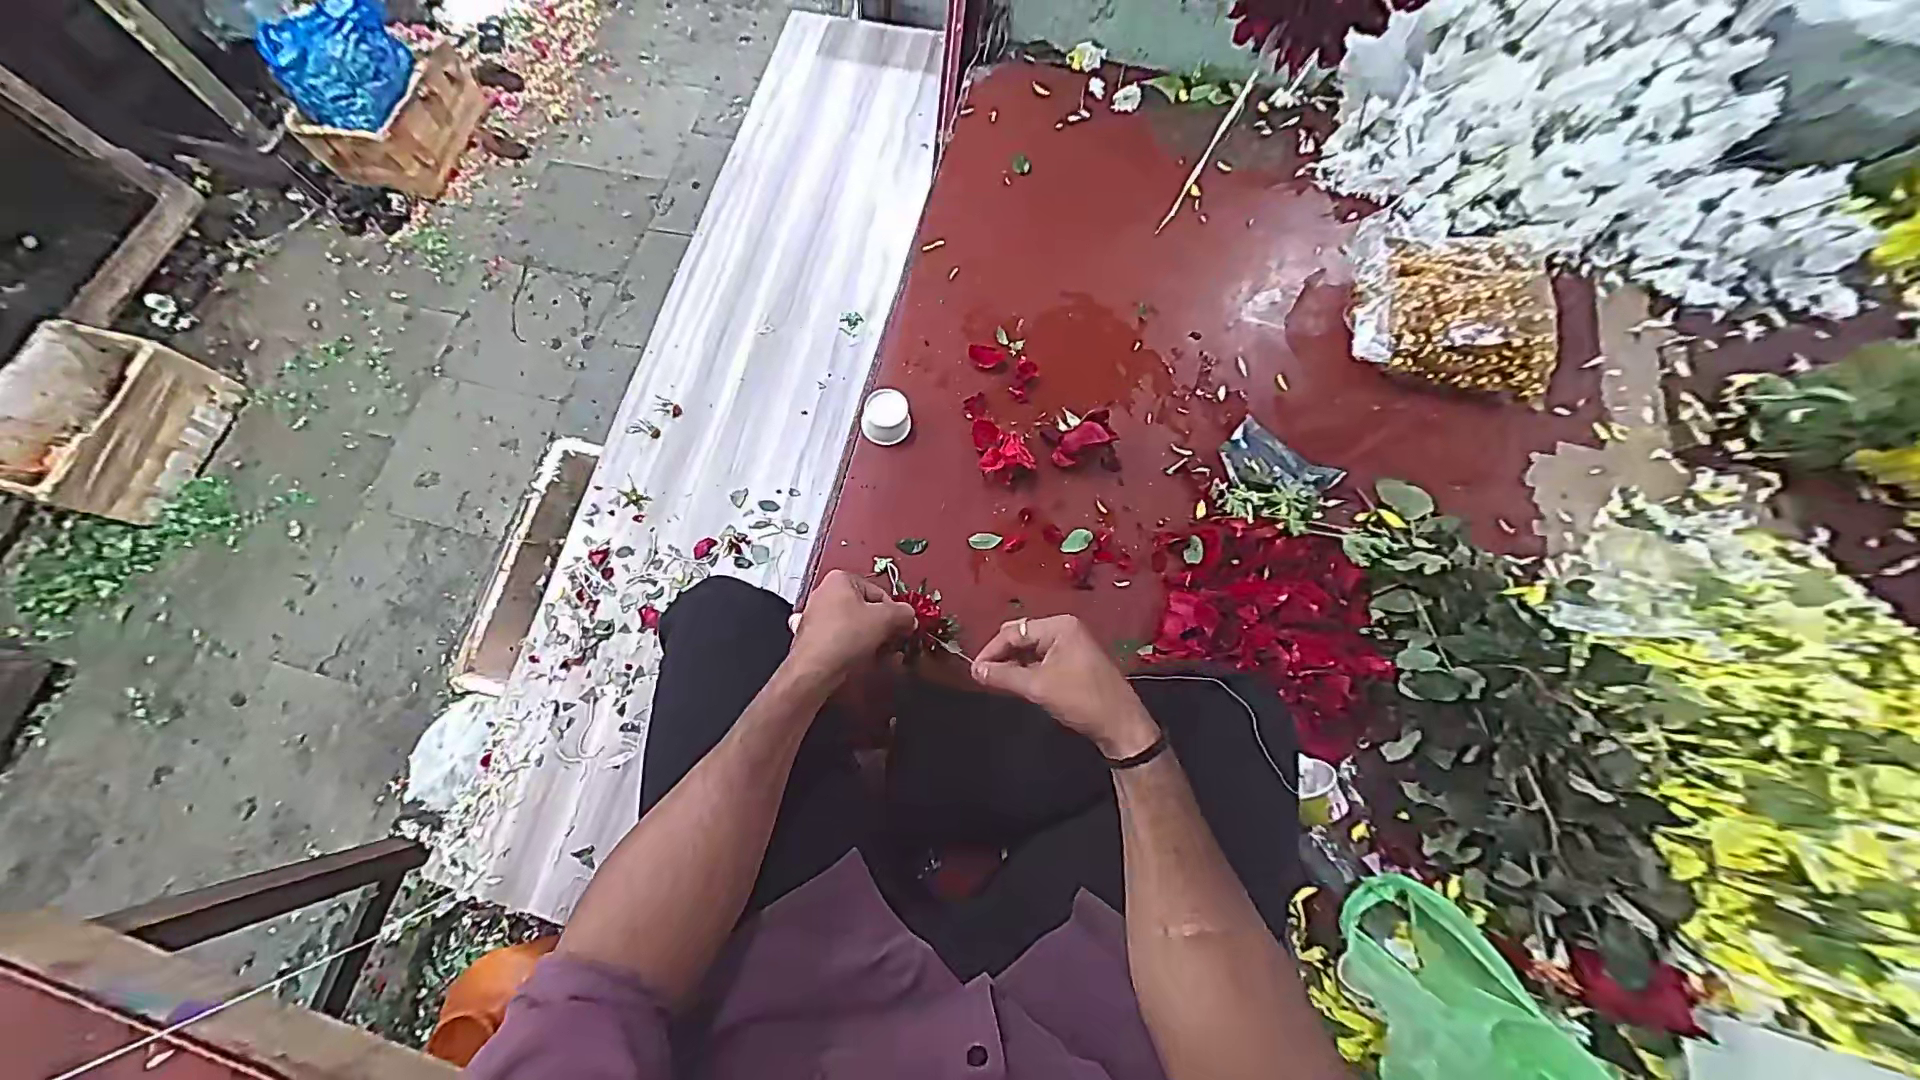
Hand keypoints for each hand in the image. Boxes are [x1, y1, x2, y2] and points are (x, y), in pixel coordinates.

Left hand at [788, 570, 917, 681]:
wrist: (814, 669)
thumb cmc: (847, 636)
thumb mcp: (885, 620)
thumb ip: (903, 613)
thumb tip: (910, 615)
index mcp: (840, 579)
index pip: (880, 593)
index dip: (894, 612)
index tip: (902, 629)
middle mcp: (825, 592)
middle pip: (867, 609)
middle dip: (883, 627)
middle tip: (893, 642)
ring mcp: (816, 615)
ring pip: (855, 625)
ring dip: (871, 639)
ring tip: (880, 654)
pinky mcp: (813, 637)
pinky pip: (841, 638)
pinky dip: (853, 646)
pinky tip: (860, 658)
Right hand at [971, 615, 1159, 758]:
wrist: (1121, 725)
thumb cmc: (1081, 700)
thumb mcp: (1038, 687)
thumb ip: (1004, 676)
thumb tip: (976, 670)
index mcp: (1059, 626)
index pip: (1014, 631)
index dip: (991, 651)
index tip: (974, 670)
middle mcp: (1065, 628)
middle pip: (1021, 637)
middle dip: (1001, 656)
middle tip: (983, 677)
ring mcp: (1070, 644)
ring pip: (1030, 649)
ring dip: (1013, 664)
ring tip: (995, 681)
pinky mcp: (1073, 660)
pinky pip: (1041, 659)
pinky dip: (1027, 670)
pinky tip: (1016, 683)